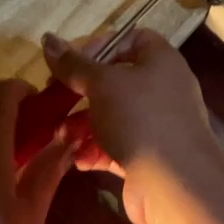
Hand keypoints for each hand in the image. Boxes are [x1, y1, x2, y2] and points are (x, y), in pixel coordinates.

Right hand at [41, 29, 220, 223]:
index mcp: (160, 60)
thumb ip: (73, 64)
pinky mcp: (151, 157)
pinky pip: (119, 145)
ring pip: (115, 116)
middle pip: (118, 80)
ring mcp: (159, 125)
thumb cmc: (139, 117)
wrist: (176, 184)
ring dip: (85, 124)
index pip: (130, 39)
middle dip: (84, 92)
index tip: (73, 62)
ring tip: (61, 135)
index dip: (100, 45)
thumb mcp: (101, 83)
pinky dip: (97, 150)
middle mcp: (164, 88)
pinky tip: (78, 159)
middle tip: (57, 98)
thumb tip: (48, 39)